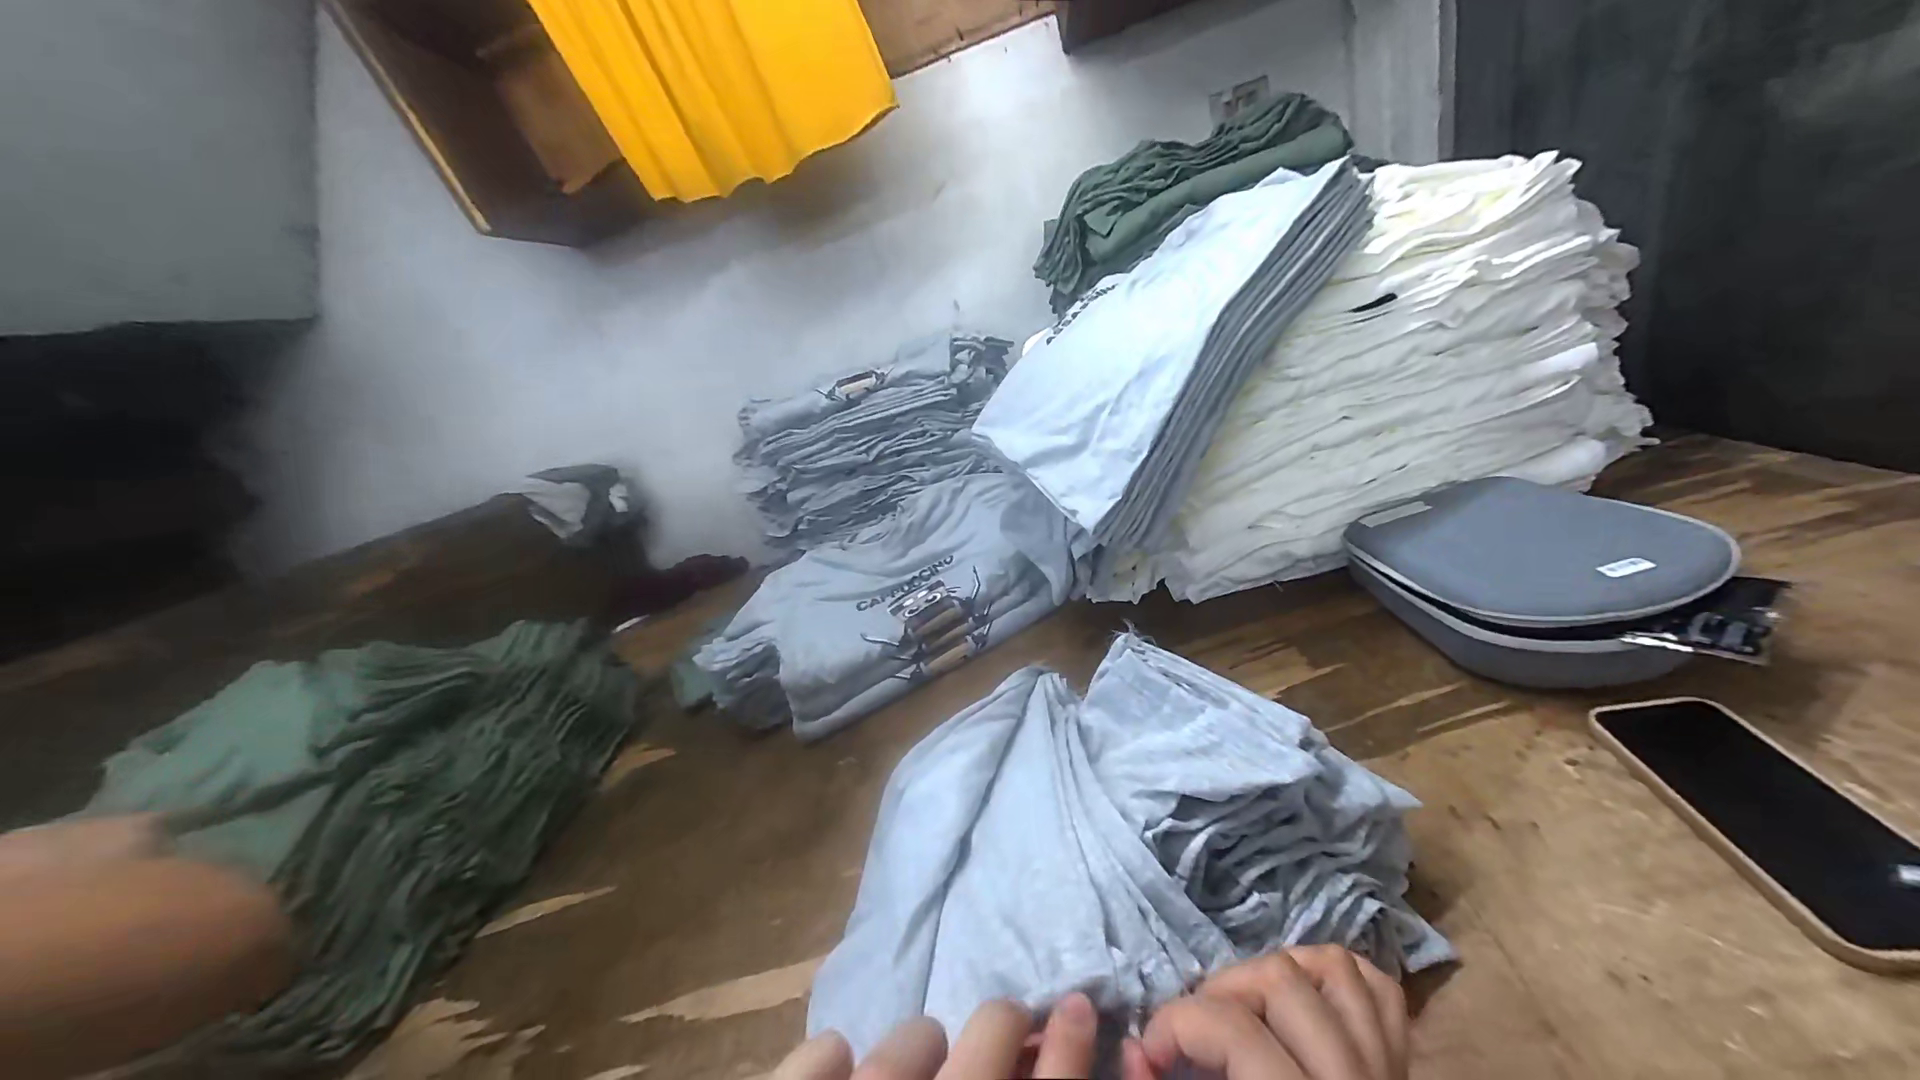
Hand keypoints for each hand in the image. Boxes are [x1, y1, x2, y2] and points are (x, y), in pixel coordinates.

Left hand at [773, 992, 1098, 1079]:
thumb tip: (1040, 1059)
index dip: (1074, 1048)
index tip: (1084, 1007)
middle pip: (990, 1033)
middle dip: (1005, 1021)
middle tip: (1006, 1021)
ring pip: (908, 1043)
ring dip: (918, 1050)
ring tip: (915, 1065)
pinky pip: (819, 1057)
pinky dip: (830, 1060)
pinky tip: (836, 1068)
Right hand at [1122, 946, 1407, 1079]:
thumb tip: (1133, 1050)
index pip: (1233, 1029)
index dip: (1174, 1025)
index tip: (1151, 1051)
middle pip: (1281, 980)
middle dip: (1220, 991)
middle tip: (1195, 1030)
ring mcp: (1387, 1077)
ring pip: (1336, 969)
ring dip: (1277, 973)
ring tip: (1243, 1007)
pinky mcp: (1401, 1072)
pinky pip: (1379, 992)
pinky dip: (1336, 978)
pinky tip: (1300, 998)